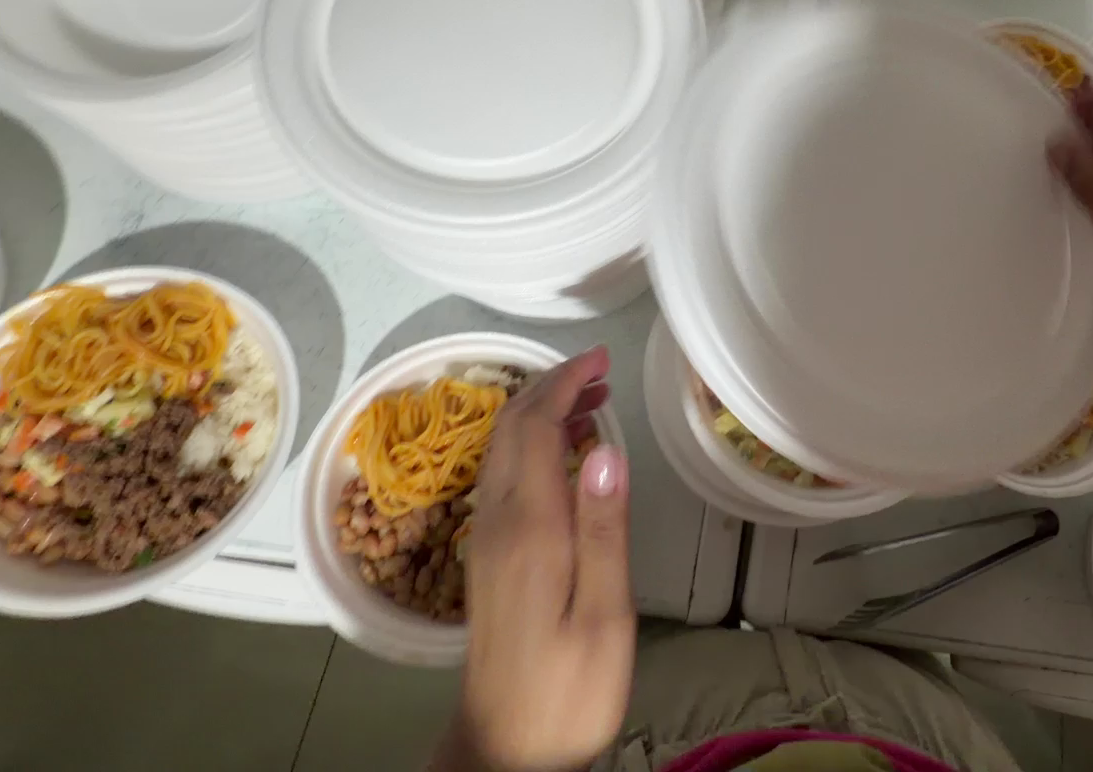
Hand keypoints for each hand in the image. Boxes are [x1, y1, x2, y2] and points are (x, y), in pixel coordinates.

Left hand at [449, 346, 633, 771]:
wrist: (505, 748)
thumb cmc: (569, 686)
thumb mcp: (605, 613)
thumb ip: (604, 529)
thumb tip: (605, 449)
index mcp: (529, 525)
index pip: (535, 426)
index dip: (563, 382)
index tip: (600, 359)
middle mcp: (498, 518)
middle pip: (512, 427)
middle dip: (551, 385)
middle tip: (600, 371)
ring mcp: (487, 534)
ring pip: (504, 447)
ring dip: (542, 410)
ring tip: (594, 400)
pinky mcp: (489, 551)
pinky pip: (506, 473)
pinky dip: (534, 442)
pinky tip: (569, 452)